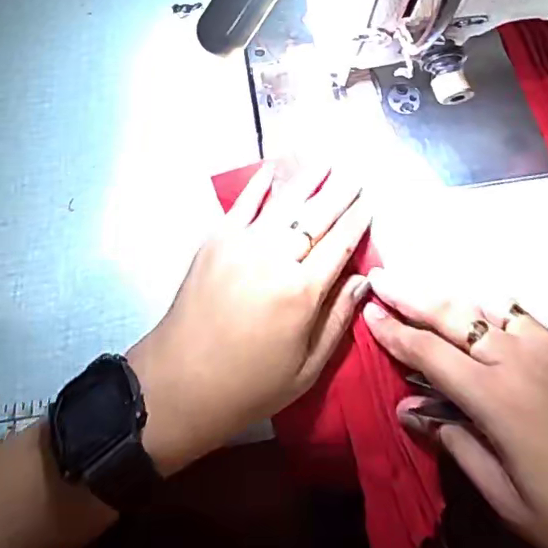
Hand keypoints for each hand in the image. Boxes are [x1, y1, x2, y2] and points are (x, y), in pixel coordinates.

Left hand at [126, 163, 371, 475]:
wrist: (177, 386)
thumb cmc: (249, 386)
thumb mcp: (306, 369)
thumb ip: (338, 319)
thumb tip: (363, 279)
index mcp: (302, 293)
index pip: (340, 244)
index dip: (358, 220)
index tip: (370, 202)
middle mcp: (275, 260)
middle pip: (317, 216)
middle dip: (340, 193)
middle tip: (355, 176)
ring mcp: (242, 245)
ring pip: (284, 202)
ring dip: (308, 179)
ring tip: (326, 161)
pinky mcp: (215, 240)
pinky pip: (243, 204)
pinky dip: (260, 184)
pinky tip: (274, 168)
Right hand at [362, 269, 547, 547]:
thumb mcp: (507, 497)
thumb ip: (456, 443)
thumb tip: (410, 410)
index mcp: (498, 399)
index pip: (431, 353)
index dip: (395, 331)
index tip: (369, 309)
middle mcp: (523, 357)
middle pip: (457, 313)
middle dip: (414, 293)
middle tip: (383, 276)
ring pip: (493, 305)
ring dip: (456, 296)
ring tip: (426, 286)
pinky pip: (530, 320)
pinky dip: (499, 313)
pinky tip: (488, 316)